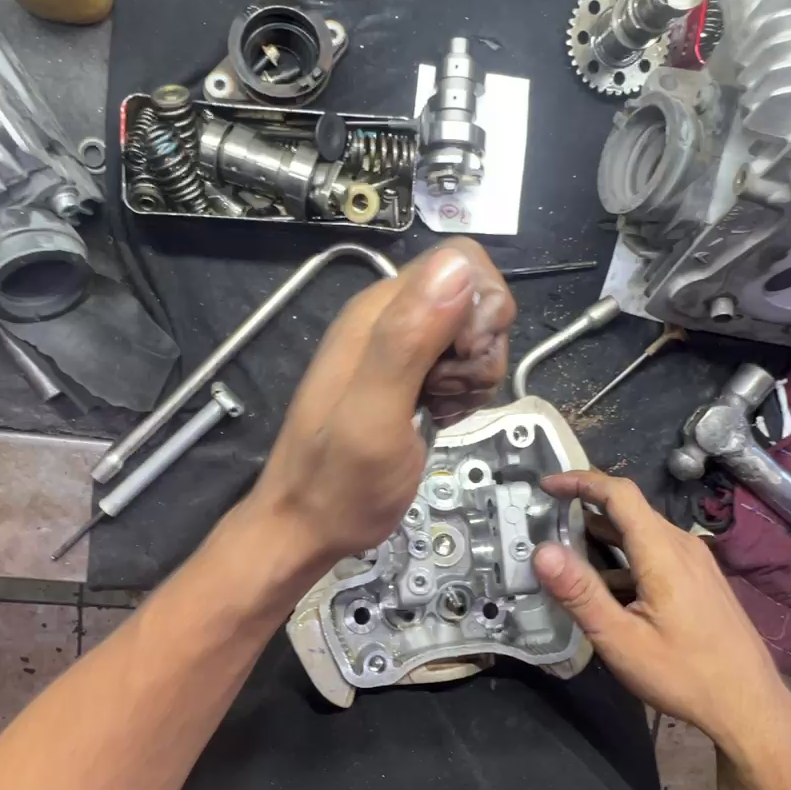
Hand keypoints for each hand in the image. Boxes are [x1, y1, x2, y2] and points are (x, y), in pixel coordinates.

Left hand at [247, 240, 513, 564]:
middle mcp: (388, 319)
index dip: (480, 308)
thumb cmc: (338, 484)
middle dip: (481, 347)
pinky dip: (464, 393)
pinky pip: (461, 366)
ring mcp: (399, 350)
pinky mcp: (410, 378)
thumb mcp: (374, 416)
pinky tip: (439, 418)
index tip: (464, 361)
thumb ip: (408, 340)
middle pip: (474, 298)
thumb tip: (458, 267)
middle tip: (447, 394)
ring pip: (473, 335)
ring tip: (439, 411)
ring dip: (474, 376)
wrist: (309, 528)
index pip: (461, 261)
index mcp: (375, 313)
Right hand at [530, 471, 790, 765]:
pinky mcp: (698, 580)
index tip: (545, 485)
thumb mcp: (621, 639)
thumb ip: (581, 593)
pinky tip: (604, 587)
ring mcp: (695, 563)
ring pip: (641, 533)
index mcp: (663, 552)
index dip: (580, 481)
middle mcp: (682, 546)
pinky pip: (654, 553)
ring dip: (603, 536)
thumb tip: (542, 552)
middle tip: (545, 521)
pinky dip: (622, 558)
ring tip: (565, 551)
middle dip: (585, 507)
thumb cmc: (684, 674)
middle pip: (629, 510)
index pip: (619, 494)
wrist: (749, 705)